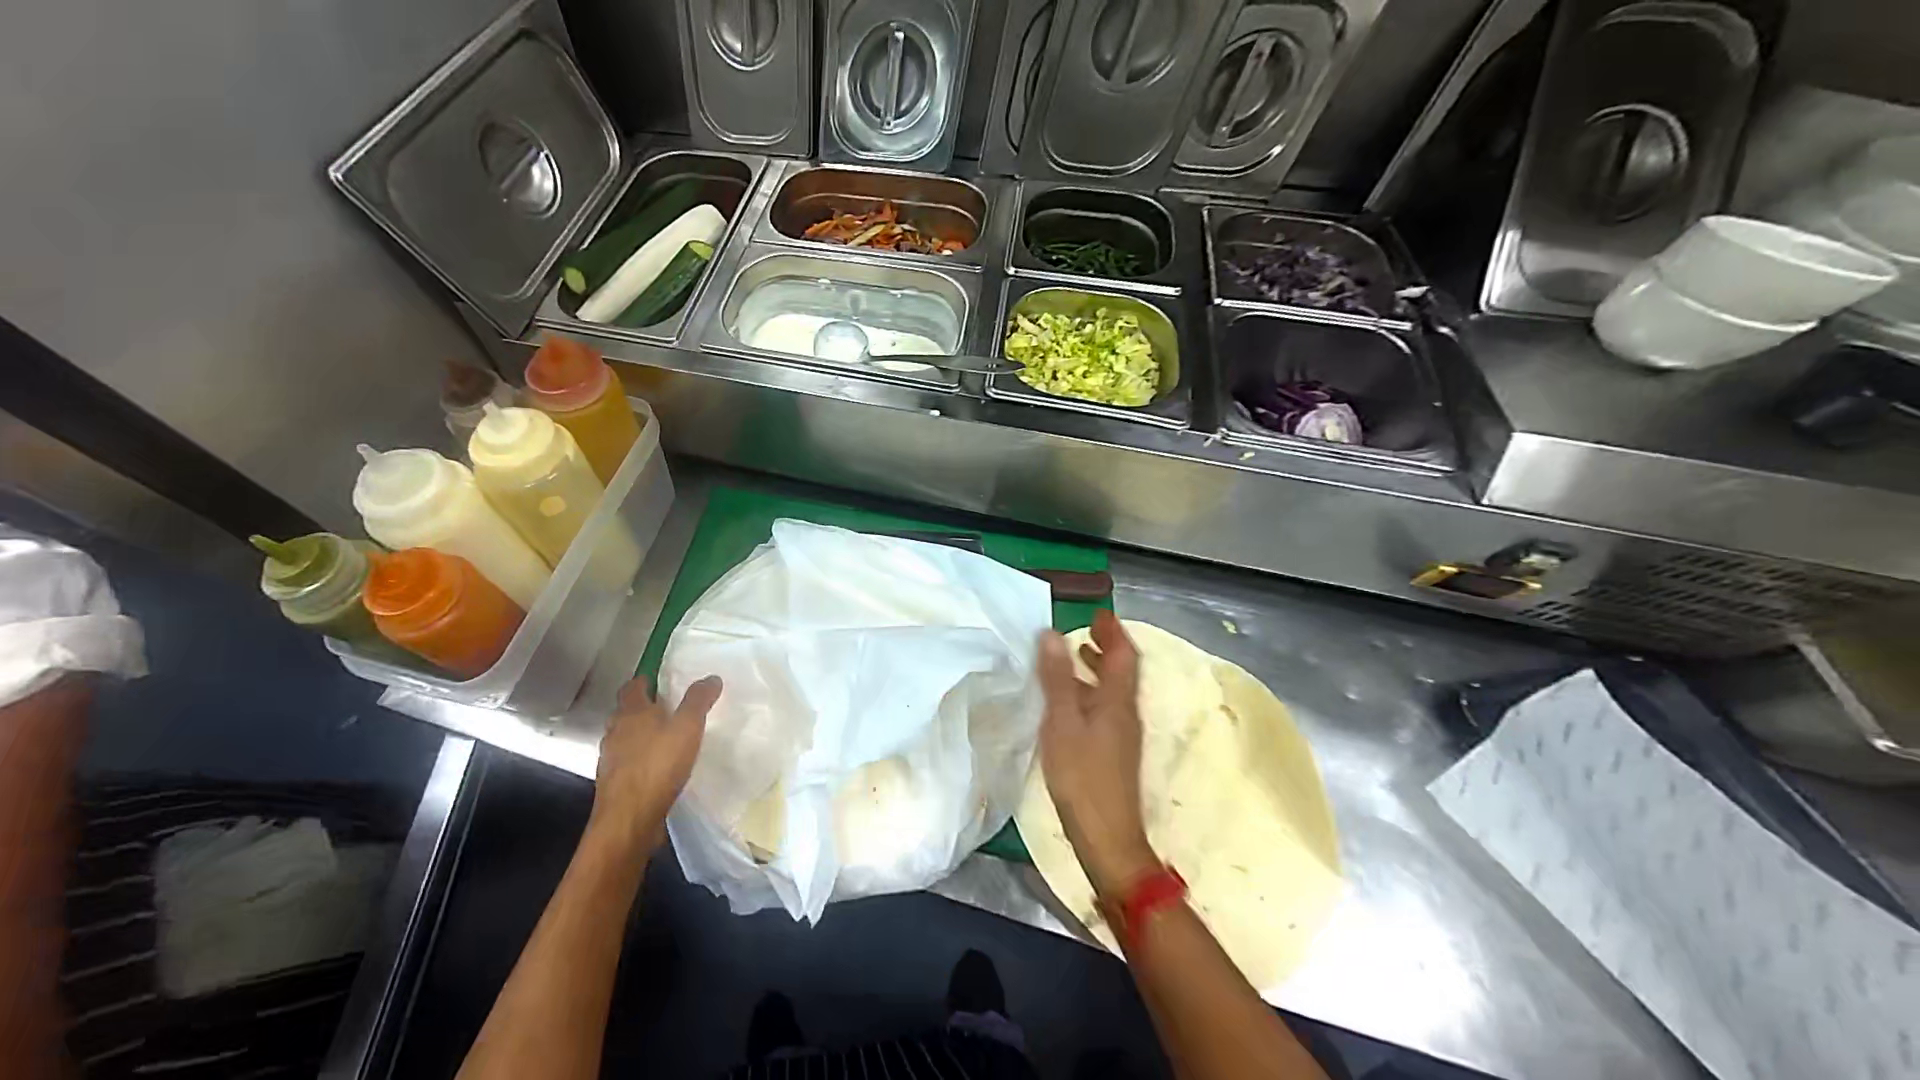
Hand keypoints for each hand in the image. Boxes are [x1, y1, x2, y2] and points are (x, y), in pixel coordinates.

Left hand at [588, 674, 722, 852]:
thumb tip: (711, 677)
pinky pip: (627, 762)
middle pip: (626, 711)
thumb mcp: (687, 728)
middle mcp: (616, 731)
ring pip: (625, 737)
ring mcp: (611, 759)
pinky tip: (658, 768)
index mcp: (632, 712)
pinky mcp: (614, 783)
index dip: (646, 680)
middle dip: (644, 708)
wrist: (628, 819)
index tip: (661, 680)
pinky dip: (640, 759)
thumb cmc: (658, 766)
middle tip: (669, 708)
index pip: (633, 686)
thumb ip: (698, 701)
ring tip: (666, 738)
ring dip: (641, 735)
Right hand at [1036, 610, 1157, 898]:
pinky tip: (1071, 703)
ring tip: (1076, 656)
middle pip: (1123, 671)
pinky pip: (1106, 708)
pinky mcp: (1113, 753)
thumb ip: (1057, 680)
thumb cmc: (1083, 778)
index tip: (1098, 612)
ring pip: (1114, 691)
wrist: (1108, 838)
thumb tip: (1053, 634)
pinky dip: (1091, 692)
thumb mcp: (1063, 724)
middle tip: (1086, 629)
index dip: (1113, 631)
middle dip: (1107, 647)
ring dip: (1099, 669)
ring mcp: (1122, 735)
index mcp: (1118, 701)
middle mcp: (1126, 713)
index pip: (1124, 655)